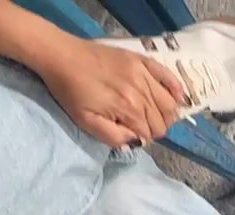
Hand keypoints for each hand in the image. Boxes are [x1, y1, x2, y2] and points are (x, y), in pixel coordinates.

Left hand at [35, 35, 186, 147]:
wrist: (58, 54)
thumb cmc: (70, 90)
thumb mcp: (86, 122)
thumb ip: (114, 137)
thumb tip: (135, 140)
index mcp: (129, 109)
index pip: (150, 134)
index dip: (141, 137)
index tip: (129, 132)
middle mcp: (141, 93)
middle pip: (163, 121)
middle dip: (153, 127)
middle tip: (138, 123)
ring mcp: (143, 75)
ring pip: (170, 105)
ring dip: (166, 114)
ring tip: (153, 114)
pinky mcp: (141, 61)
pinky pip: (168, 77)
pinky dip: (176, 88)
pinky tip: (176, 97)